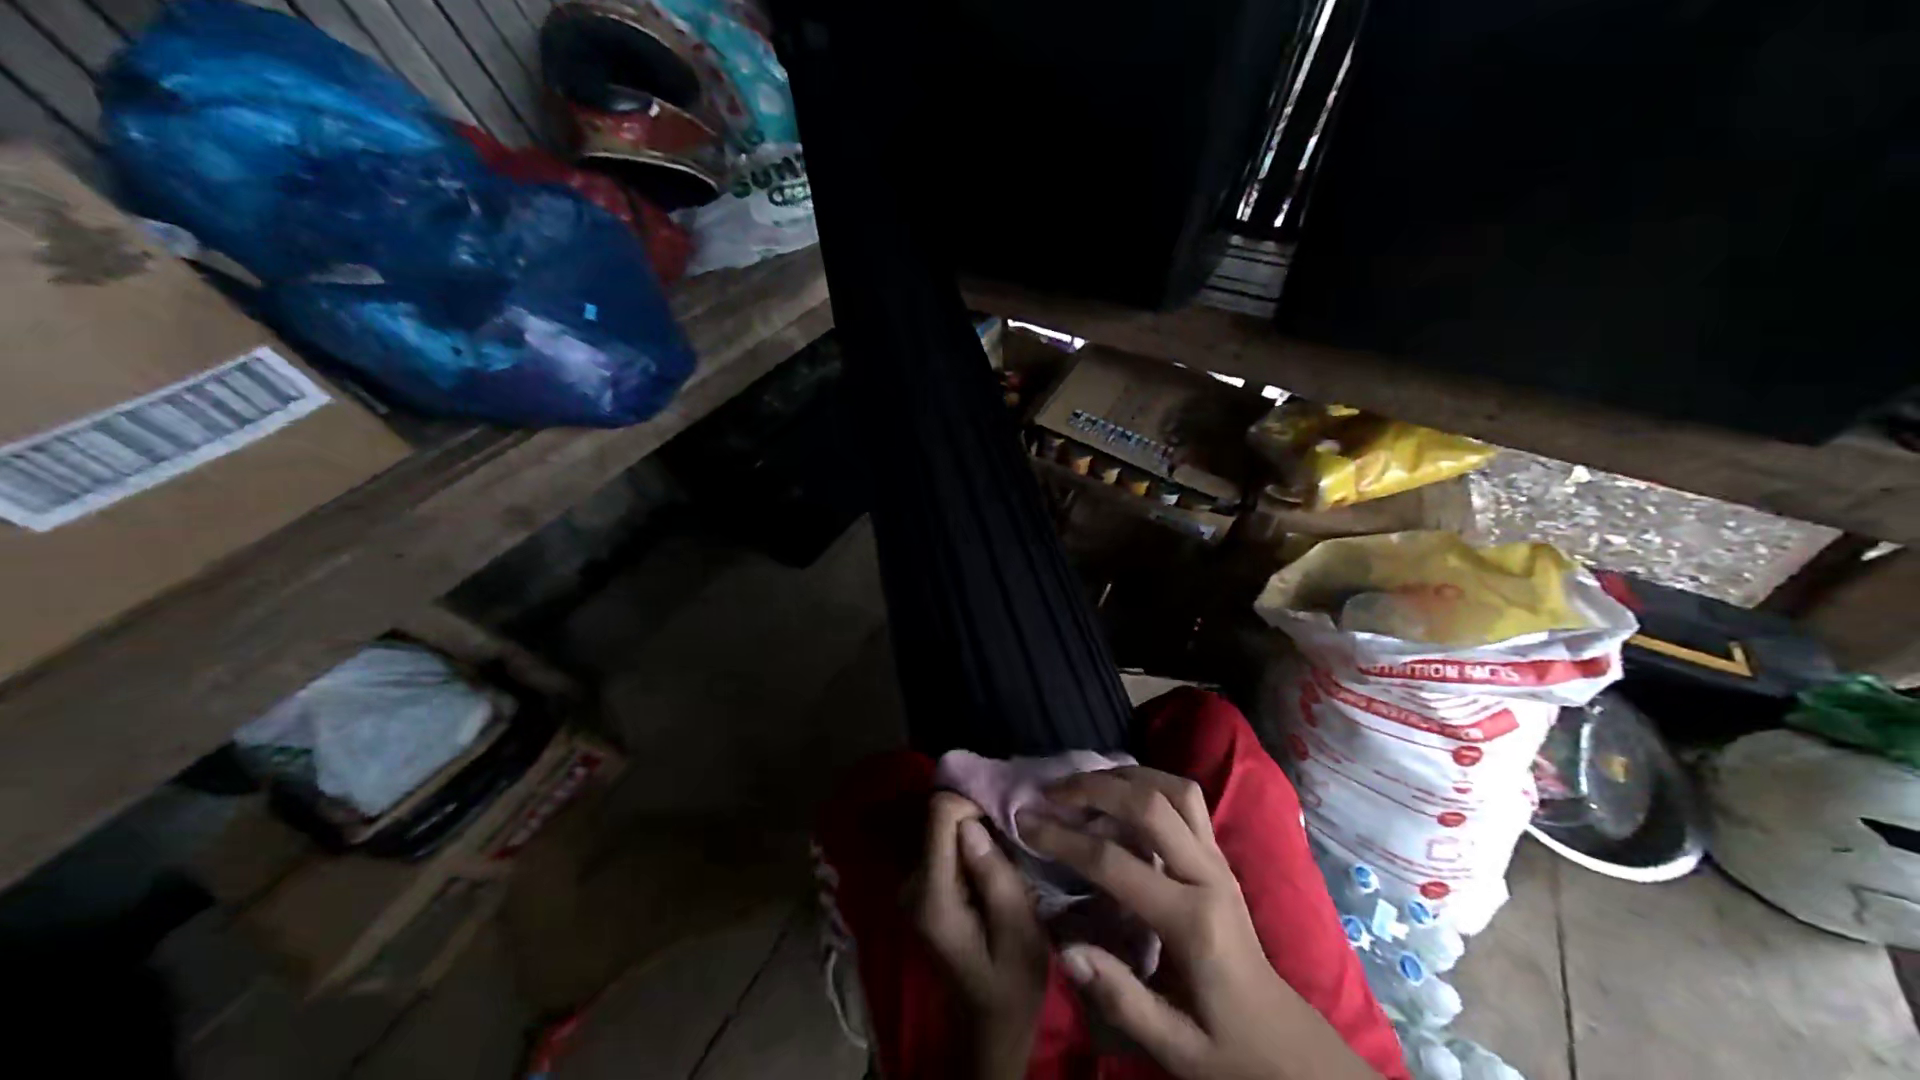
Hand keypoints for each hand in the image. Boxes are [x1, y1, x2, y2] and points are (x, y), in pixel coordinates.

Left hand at [912, 792, 1050, 1079]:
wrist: (990, 1023)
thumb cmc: (1012, 983)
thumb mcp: (1018, 932)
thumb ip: (994, 875)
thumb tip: (971, 824)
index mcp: (932, 895)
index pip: (939, 814)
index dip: (973, 805)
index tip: (1005, 820)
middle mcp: (910, 883)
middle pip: (938, 818)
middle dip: (976, 816)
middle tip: (1011, 836)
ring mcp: (911, 885)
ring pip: (941, 827)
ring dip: (974, 829)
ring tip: (1005, 849)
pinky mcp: (921, 886)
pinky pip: (943, 844)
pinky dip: (968, 842)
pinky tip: (991, 862)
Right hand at [1020, 768, 1379, 1079]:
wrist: (1289, 1047)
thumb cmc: (1228, 1049)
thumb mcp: (1174, 1048)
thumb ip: (1120, 998)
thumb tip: (1065, 948)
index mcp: (1192, 923)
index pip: (1115, 863)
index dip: (1063, 839)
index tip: (1025, 823)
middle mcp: (1209, 876)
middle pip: (1150, 804)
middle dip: (1093, 789)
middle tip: (1049, 791)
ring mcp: (1219, 861)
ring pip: (1174, 789)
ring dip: (1124, 776)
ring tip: (1082, 783)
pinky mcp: (1220, 858)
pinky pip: (1186, 800)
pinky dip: (1147, 782)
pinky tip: (1119, 794)